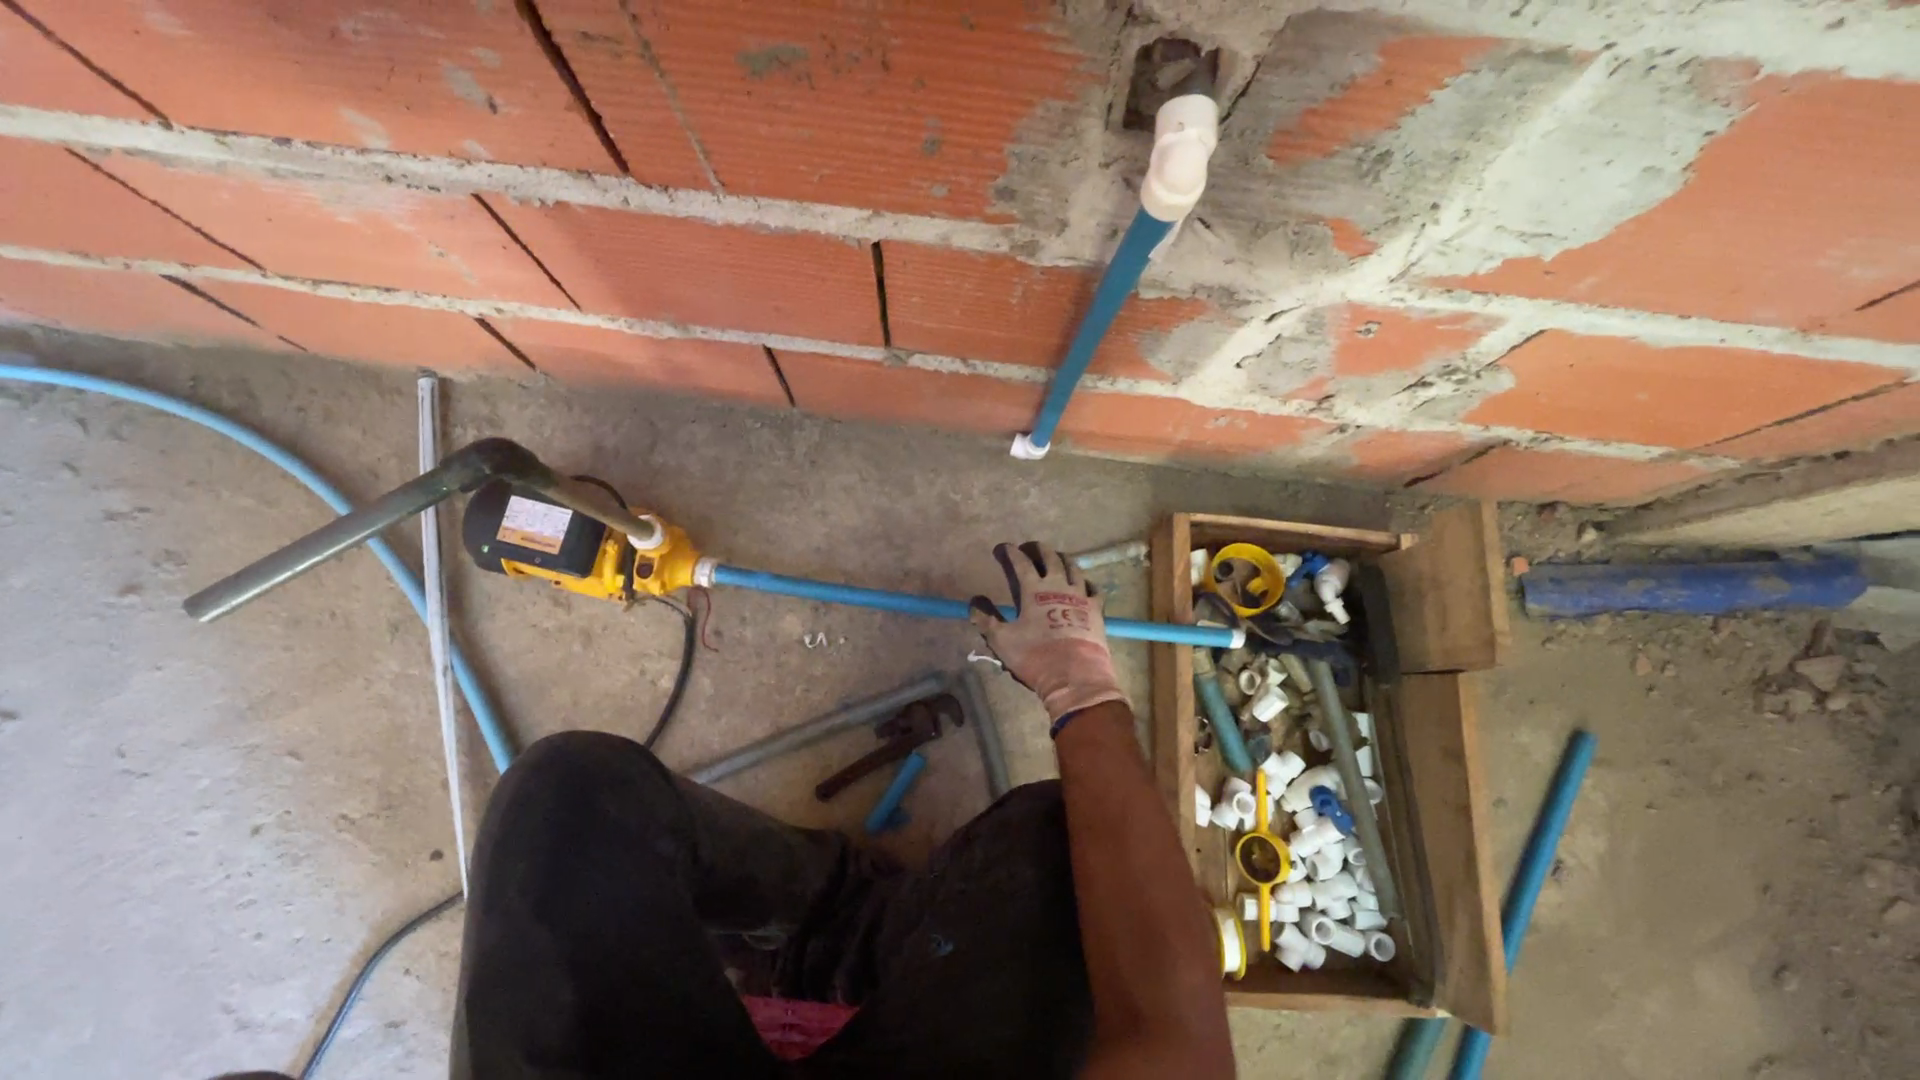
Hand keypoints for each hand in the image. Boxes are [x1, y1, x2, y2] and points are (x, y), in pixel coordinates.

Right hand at [968, 542, 1126, 723]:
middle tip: (1032, 546)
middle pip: (1051, 559)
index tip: (1004, 547)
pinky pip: (1094, 589)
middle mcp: (1059, 585)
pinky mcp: (1096, 610)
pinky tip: (1085, 584)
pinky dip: (1087, 582)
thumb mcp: (1001, 640)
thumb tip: (973, 603)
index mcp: (1034, 590)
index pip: (1021, 563)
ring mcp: (1081, 596)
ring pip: (1074, 569)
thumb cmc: (1034, 656)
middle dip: (1039, 549)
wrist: (1074, 675)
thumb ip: (986, 620)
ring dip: (1064, 560)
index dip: (1012, 553)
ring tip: (1058, 557)